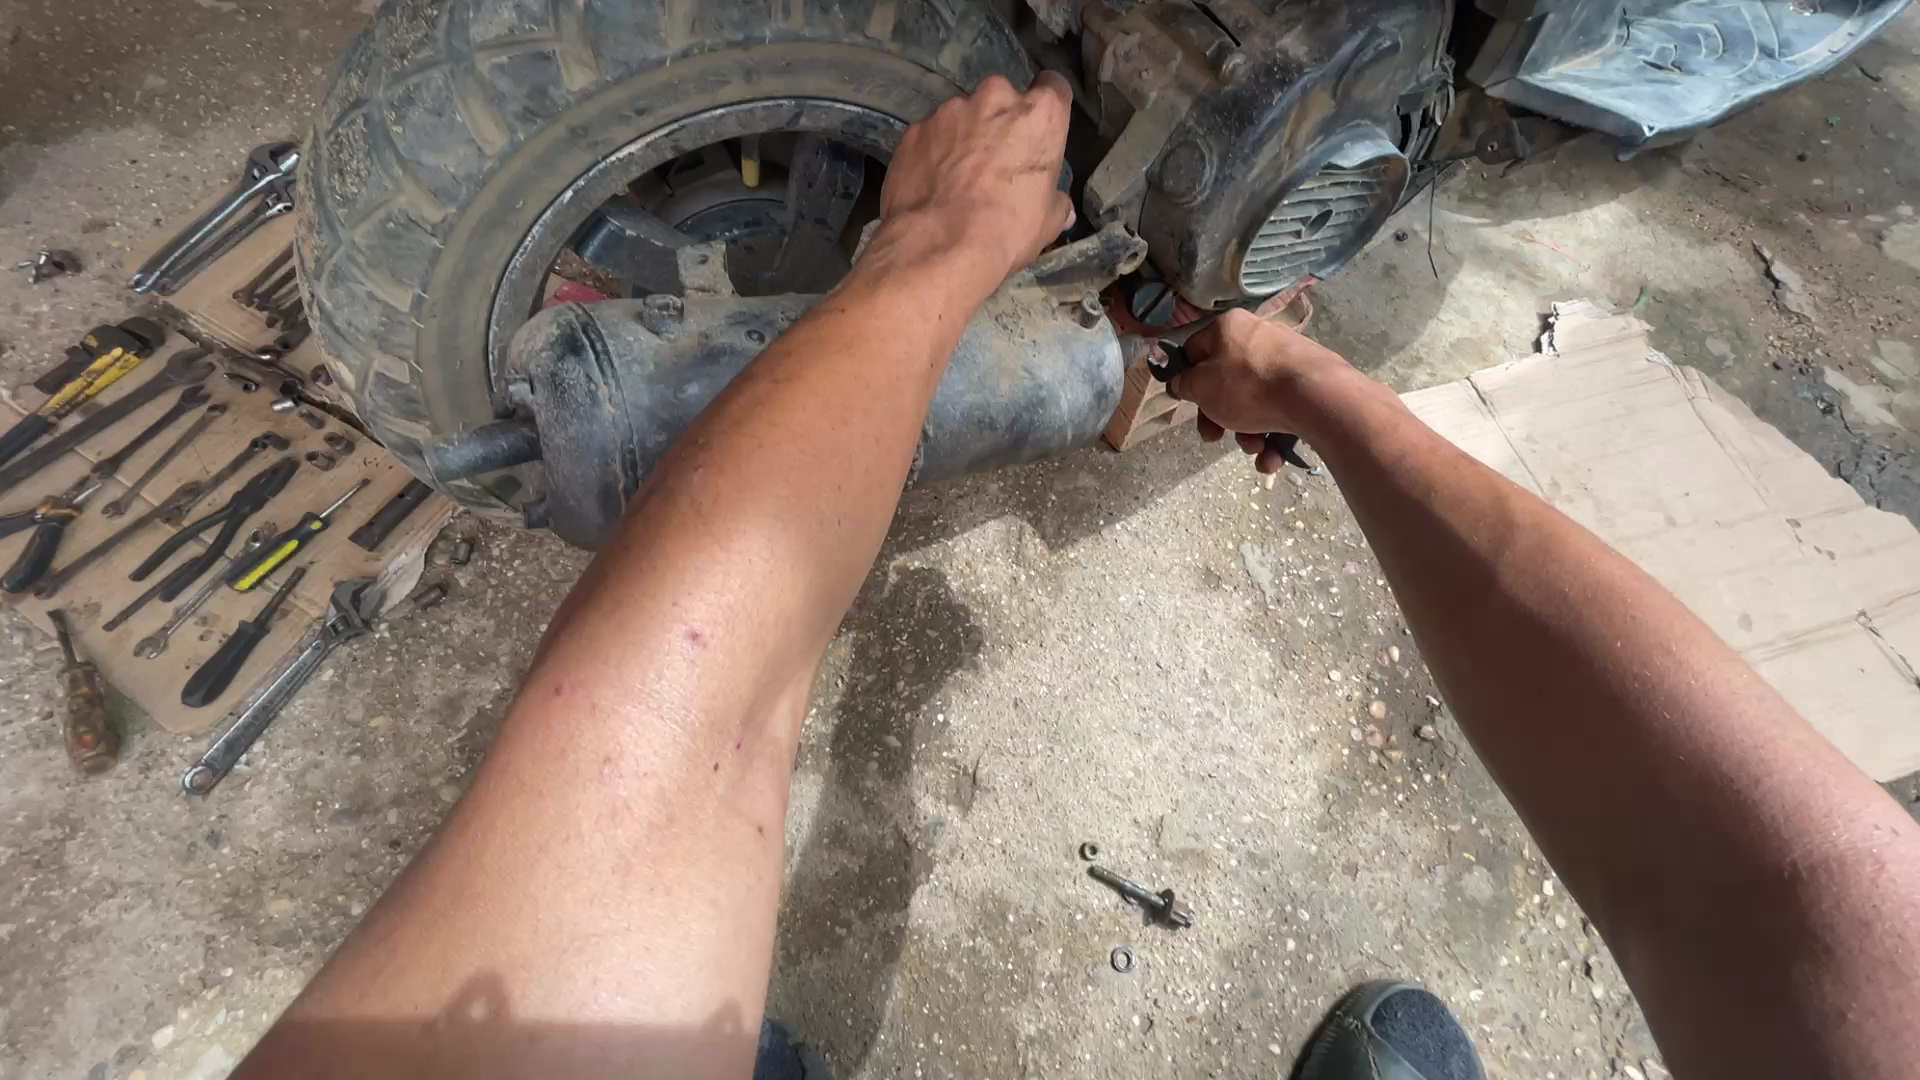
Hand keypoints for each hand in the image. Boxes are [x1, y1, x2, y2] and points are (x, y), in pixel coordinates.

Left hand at [872, 73, 1075, 290]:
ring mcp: (950, 110)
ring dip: (963, 139)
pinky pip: (929, 137)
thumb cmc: (1007, 231)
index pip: (1053, 89)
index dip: (1046, 111)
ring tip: (956, 180)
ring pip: (962, 117)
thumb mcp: (1047, 224)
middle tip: (994, 165)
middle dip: (1000, 125)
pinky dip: (932, 154)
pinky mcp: (915, 130)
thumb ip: (1056, 205)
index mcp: (1039, 114)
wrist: (939, 246)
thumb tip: (1063, 209)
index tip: (1039, 133)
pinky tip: (931, 186)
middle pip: (1002, 100)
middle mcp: (995, 97)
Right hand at [1166, 309, 1359, 472]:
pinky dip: (1272, 435)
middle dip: (1219, 417)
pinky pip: (1280, 408)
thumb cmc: (1248, 387)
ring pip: (1253, 401)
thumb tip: (1181, 382)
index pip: (1194, 351)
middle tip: (1214, 437)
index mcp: (1228, 327)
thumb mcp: (1201, 387)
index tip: (1188, 403)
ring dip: (1246, 432)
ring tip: (1254, 448)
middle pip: (1225, 382)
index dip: (1187, 380)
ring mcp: (1287, 358)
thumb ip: (1184, 384)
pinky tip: (1272, 456)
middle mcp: (1258, 336)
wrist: (1315, 397)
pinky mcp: (1308, 380)